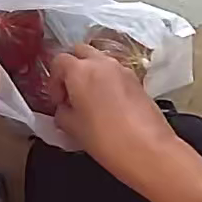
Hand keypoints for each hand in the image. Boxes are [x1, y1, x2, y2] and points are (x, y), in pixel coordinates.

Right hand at [48, 43, 183, 182]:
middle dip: (72, 69)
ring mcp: (122, 69)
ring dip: (91, 73)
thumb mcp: (72, 128)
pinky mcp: (137, 80)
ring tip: (90, 100)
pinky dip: (107, 81)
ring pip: (100, 60)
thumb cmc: (105, 138)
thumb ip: (62, 112)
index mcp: (80, 71)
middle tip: (70, 93)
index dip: (53, 80)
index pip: (58, 61)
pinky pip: (115, 73)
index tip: (57, 101)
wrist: (148, 149)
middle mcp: (102, 63)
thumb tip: (64, 109)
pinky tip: (108, 105)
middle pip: (80, 52)